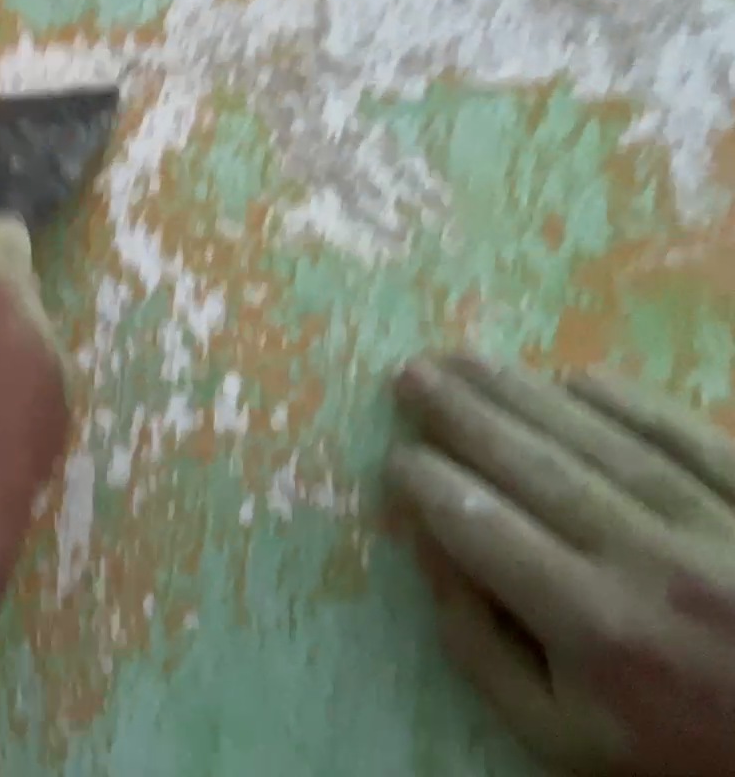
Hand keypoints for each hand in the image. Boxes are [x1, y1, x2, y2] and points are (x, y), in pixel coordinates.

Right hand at [388, 353, 734, 776]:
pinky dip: (637, 406)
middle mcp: (660, 568)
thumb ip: (477, 644)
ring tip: (464, 359)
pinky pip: (703, 446)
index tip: (395, 458)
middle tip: (410, 374)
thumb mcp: (559, 736)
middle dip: (460, 415)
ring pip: (606, 445)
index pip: (479, 524)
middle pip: (535, 468)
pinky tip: (576, 378)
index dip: (425, 481)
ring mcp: (731, 535)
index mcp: (595, 625)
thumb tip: (428, 548)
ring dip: (524, 394)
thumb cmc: (676, 751)